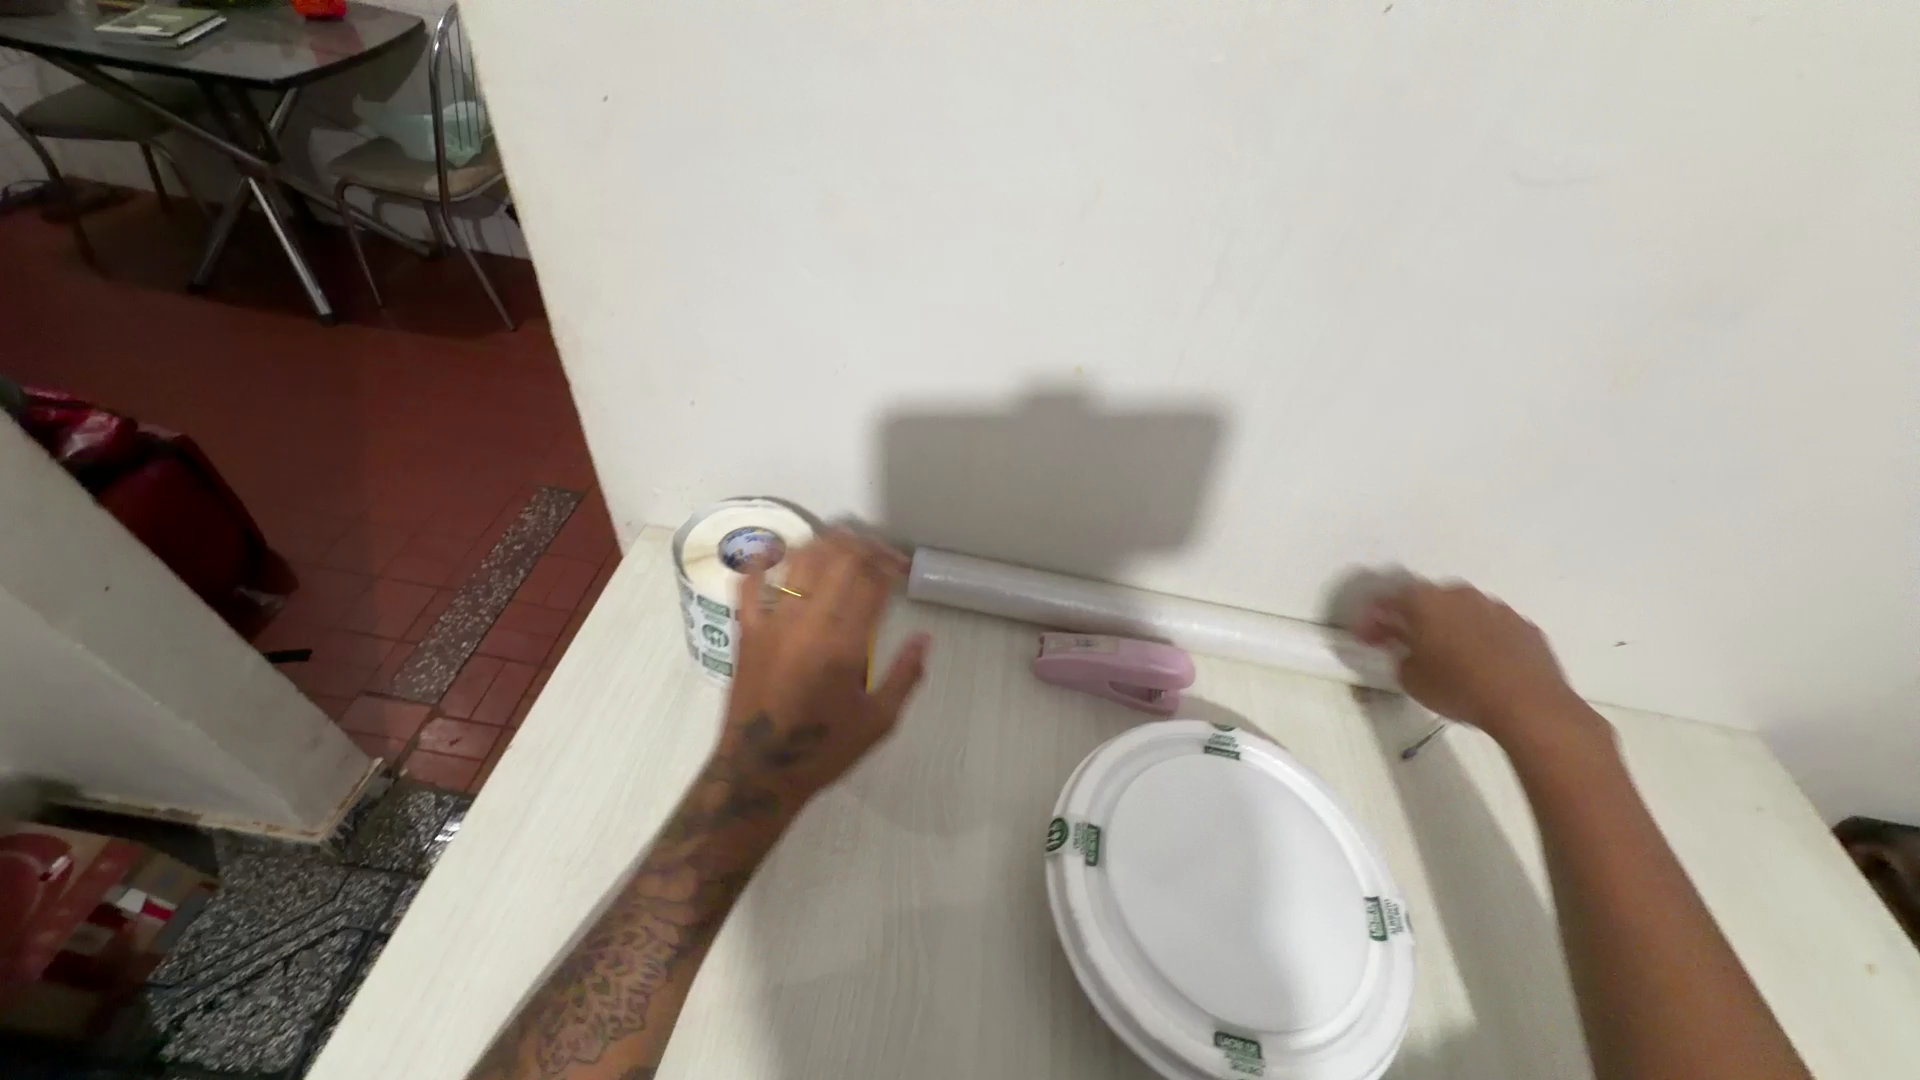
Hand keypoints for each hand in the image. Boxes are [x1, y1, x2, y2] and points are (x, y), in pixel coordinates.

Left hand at [719, 528, 931, 803]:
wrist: (758, 771)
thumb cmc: (824, 750)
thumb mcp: (879, 720)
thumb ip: (906, 675)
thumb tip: (925, 637)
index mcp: (845, 645)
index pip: (872, 582)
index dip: (890, 565)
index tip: (902, 567)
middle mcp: (808, 623)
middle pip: (839, 560)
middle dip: (865, 547)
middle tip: (880, 553)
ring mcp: (772, 622)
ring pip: (800, 561)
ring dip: (825, 544)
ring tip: (845, 545)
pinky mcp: (747, 630)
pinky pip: (750, 583)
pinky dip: (765, 561)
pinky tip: (780, 552)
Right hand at [1353, 579, 1594, 748]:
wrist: (1529, 704)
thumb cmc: (1458, 687)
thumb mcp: (1410, 678)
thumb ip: (1400, 655)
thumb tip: (1408, 650)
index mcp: (1424, 601)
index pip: (1384, 601)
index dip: (1369, 620)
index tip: (1364, 640)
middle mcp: (1459, 594)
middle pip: (1424, 600)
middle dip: (1409, 619)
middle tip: (1400, 642)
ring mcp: (1496, 607)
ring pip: (1460, 611)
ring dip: (1445, 626)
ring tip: (1442, 654)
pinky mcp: (1524, 626)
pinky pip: (1490, 626)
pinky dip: (1478, 638)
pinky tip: (1478, 663)